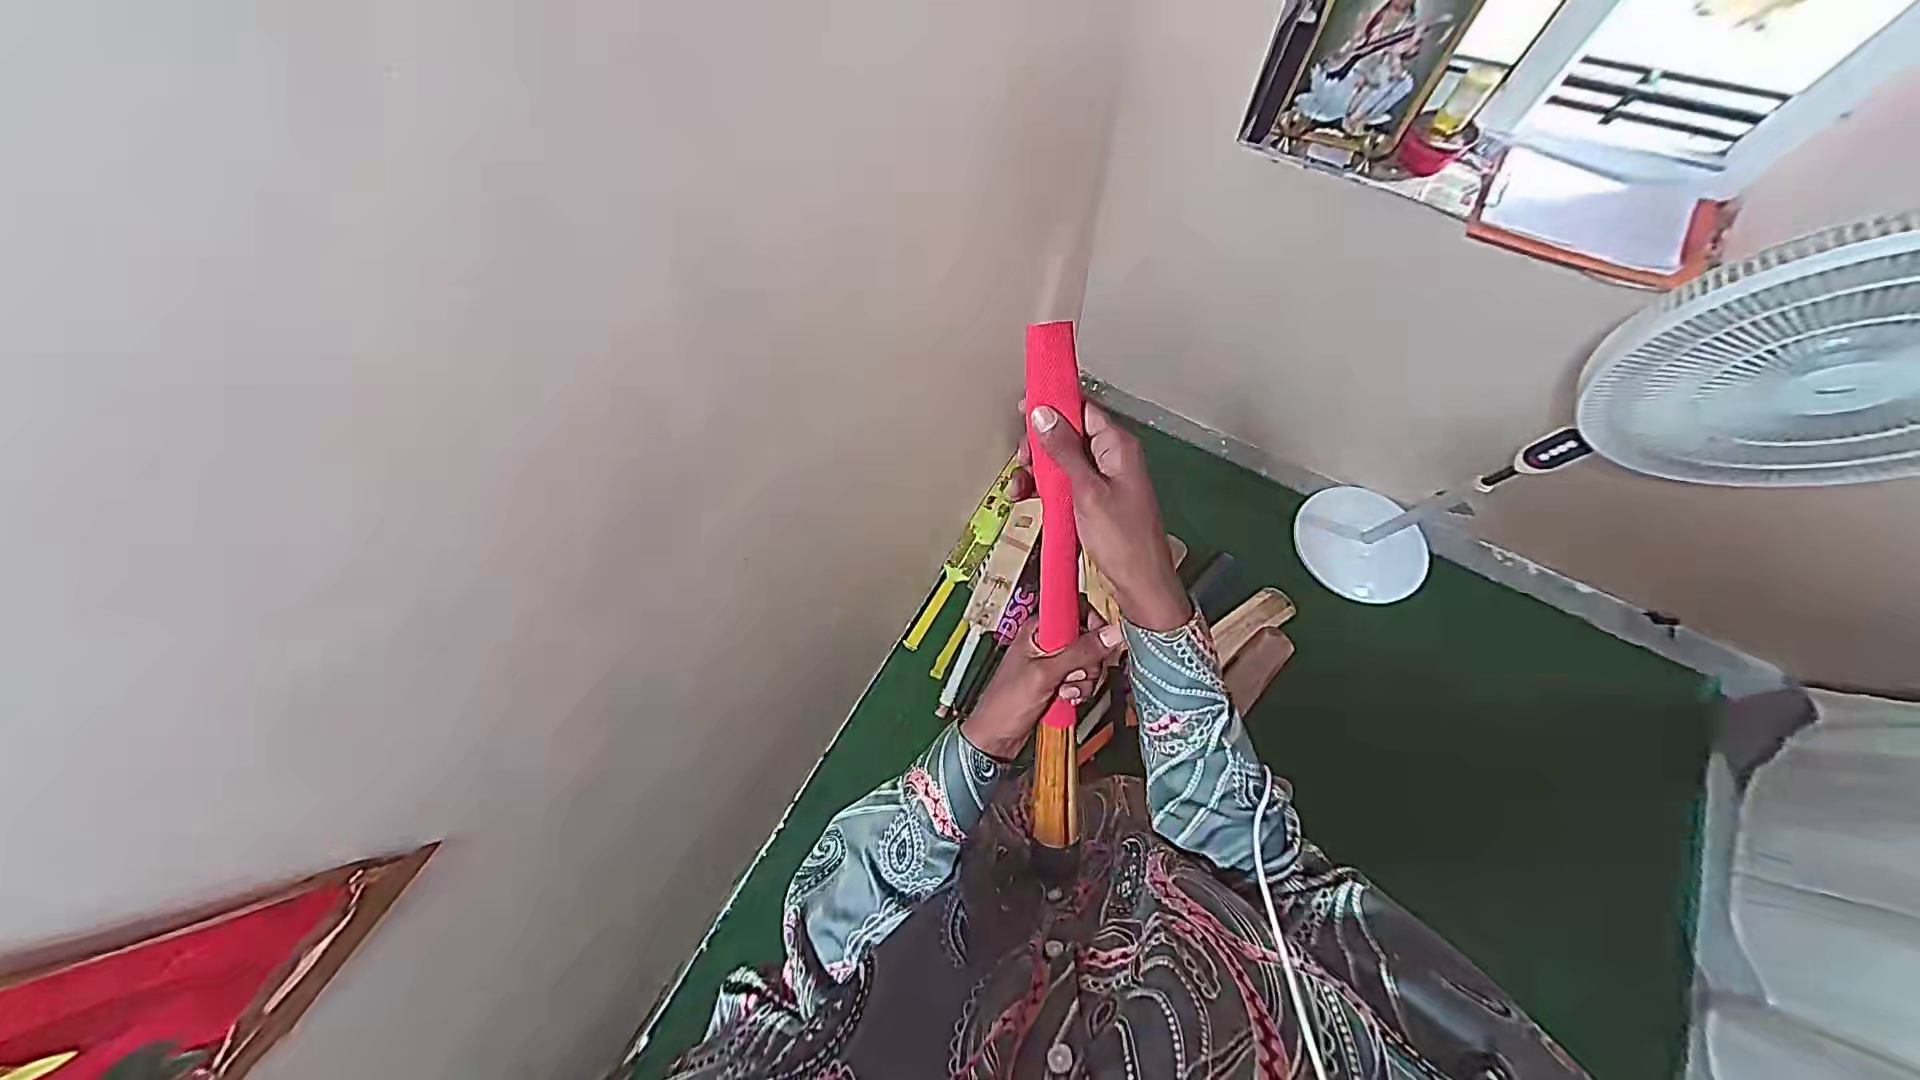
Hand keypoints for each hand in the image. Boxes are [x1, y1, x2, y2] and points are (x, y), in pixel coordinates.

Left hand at [961, 616, 1125, 759]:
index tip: (1097, 641)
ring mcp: (1053, 661)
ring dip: (1083, 680)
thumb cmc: (1005, 703)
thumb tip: (1110, 634)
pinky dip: (1079, 691)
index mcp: (1037, 628)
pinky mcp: (1058, 679)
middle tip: (1073, 674)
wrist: (997, 738)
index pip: (1074, 607)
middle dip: (1088, 661)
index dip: (1091, 622)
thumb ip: (1079, 652)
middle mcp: (1046, 640)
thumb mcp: (1045, 674)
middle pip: (1088, 637)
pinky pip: (1083, 679)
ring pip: (1088, 661)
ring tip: (1064, 690)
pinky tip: (1065, 698)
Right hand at [1021, 402, 1191, 631]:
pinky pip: (1063, 483)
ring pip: (1061, 460)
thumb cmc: (1123, 541)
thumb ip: (1063, 451)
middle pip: (1067, 433)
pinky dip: (1044, 487)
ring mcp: (1101, 479)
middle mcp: (1110, 458)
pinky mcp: (1092, 499)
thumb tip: (1043, 415)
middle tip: (1023, 458)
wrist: (1139, 584)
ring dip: (1037, 469)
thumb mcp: (1086, 492)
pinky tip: (1027, 496)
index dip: (1053, 405)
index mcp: (1117, 446)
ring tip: (1020, 484)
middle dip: (1040, 444)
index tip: (1025, 408)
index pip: (1082, 408)